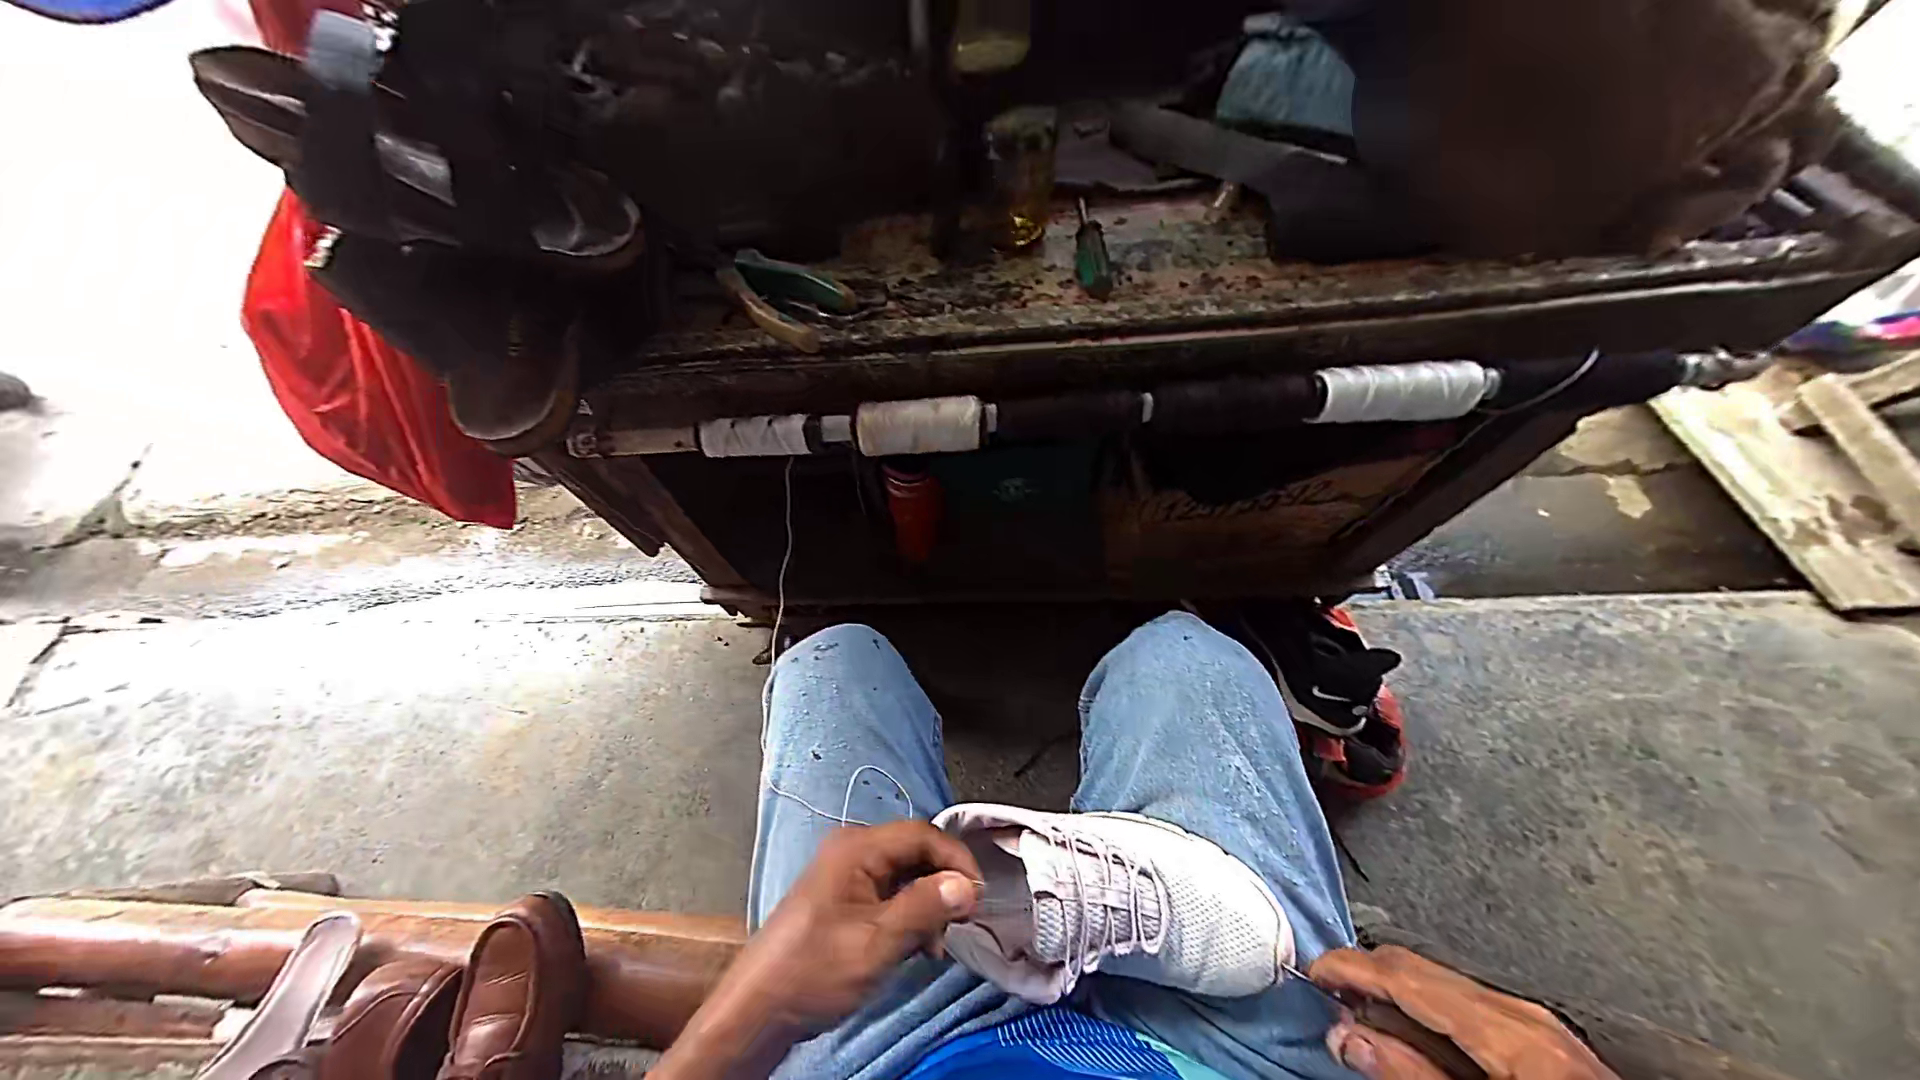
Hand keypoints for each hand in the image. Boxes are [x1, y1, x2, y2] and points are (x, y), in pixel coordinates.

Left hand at [652, 822, 981, 1079]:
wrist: (758, 1009)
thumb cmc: (813, 971)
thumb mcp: (876, 942)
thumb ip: (924, 908)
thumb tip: (967, 885)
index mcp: (857, 847)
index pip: (922, 834)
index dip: (955, 859)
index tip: (977, 895)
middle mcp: (854, 848)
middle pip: (916, 852)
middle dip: (942, 884)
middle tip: (959, 922)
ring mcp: (848, 871)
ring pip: (906, 873)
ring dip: (928, 903)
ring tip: (935, 943)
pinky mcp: (846, 895)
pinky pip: (891, 891)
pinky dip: (910, 913)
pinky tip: (916, 944)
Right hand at [1310, 946, 1618, 1079]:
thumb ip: (1412, 1075)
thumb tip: (1345, 1035)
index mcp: (1506, 1029)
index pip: (1404, 973)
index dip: (1348, 968)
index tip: (1311, 974)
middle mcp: (1521, 1012)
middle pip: (1418, 966)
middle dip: (1366, 974)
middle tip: (1330, 999)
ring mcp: (1537, 1022)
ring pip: (1439, 979)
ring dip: (1394, 989)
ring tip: (1365, 1016)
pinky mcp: (1543, 1039)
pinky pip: (1464, 1000)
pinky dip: (1425, 1004)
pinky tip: (1414, 1028)